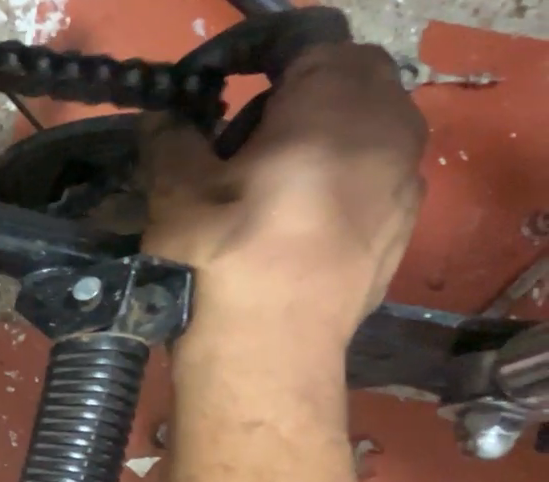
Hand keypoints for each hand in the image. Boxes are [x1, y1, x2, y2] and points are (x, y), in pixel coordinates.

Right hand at [142, 44, 426, 354]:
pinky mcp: (403, 219)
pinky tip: (288, 222)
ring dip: (316, 134)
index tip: (209, 84)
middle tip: (231, 140)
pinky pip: (374, 171)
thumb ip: (170, 145)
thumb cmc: (216, 266)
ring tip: (257, 184)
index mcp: (329, 106)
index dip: (252, 54)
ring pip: (366, 123)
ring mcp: (403, 175)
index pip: (304, 43)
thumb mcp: (173, 199)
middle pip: (348, 76)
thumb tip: (164, 120)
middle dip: (292, 92)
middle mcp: (386, 126)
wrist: (267, 353)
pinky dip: (334, 175)